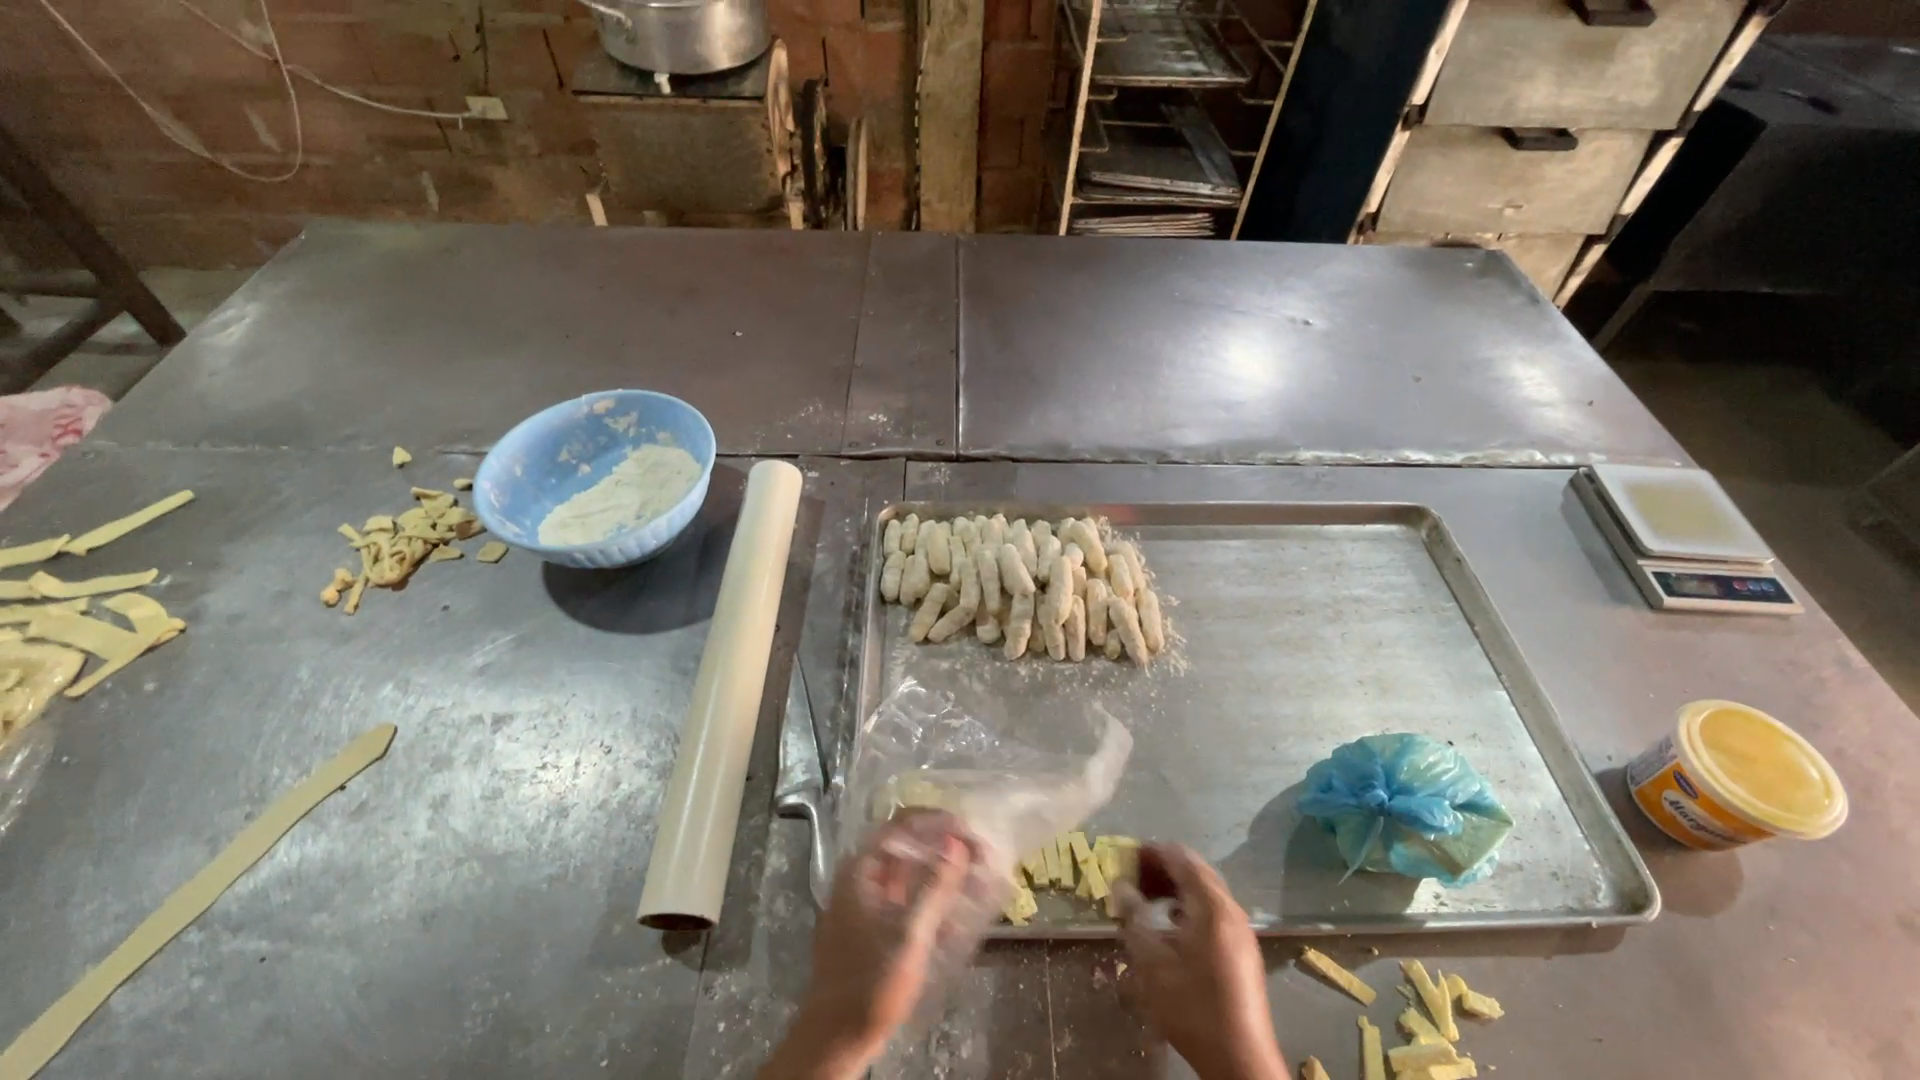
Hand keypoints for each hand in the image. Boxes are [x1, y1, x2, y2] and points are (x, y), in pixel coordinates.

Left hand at [760, 810, 974, 1079]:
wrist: (836, 1037)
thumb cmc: (870, 982)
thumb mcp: (909, 933)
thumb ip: (934, 886)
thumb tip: (958, 841)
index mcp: (861, 868)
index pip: (903, 823)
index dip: (939, 821)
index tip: (974, 833)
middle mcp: (861, 877)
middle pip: (907, 845)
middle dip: (945, 847)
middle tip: (982, 856)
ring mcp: (865, 902)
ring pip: (909, 873)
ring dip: (942, 872)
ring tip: (977, 878)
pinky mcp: (873, 926)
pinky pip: (906, 898)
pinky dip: (931, 897)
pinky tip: (957, 910)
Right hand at [1117, 844, 1286, 1079]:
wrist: (1240, 1059)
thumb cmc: (1192, 1006)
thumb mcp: (1152, 962)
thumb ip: (1134, 917)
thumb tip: (1121, 886)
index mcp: (1211, 906)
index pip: (1180, 858)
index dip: (1150, 852)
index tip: (1123, 857)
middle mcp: (1231, 910)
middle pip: (1195, 871)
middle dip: (1161, 869)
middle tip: (1130, 879)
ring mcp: (1241, 930)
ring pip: (1204, 892)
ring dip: (1174, 888)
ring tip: (1144, 900)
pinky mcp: (1243, 950)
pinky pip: (1213, 912)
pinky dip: (1188, 907)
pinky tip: (1170, 925)